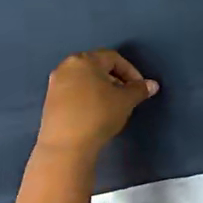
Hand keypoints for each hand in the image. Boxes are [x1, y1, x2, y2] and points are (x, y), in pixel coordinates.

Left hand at [35, 49, 158, 157]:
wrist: (66, 144)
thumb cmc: (99, 115)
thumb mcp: (125, 102)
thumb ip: (139, 90)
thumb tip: (152, 85)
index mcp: (85, 60)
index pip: (113, 58)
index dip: (131, 71)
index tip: (140, 88)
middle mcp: (67, 66)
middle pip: (97, 67)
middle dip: (115, 79)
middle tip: (127, 96)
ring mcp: (55, 84)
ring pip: (84, 80)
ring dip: (101, 89)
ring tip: (112, 106)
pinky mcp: (50, 101)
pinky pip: (74, 93)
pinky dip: (87, 98)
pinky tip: (94, 114)